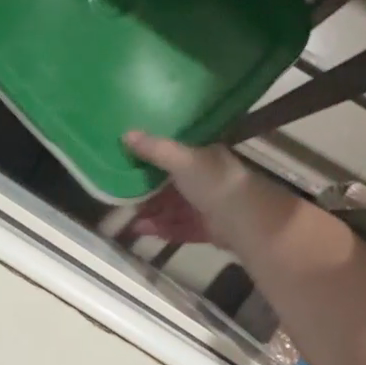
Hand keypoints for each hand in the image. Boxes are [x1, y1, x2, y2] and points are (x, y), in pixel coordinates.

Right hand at [121, 130, 253, 246]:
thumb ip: (154, 149)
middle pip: (171, 184)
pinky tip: (141, 230)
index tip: (129, 160)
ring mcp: (207, 206)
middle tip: (122, 192)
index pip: (175, 154)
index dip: (152, 157)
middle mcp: (206, 180)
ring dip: (152, 212)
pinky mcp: (206, 229)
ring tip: (128, 216)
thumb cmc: (213, 181)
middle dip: (148, 190)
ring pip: (174, 208)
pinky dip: (161, 229)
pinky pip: (179, 228)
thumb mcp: (181, 159)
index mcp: (204, 157)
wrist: (243, 218)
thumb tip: (125, 134)